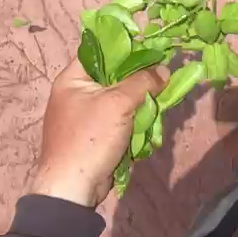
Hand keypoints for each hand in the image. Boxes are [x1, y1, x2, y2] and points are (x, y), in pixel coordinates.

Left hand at [26, 59, 165, 207]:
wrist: (72, 189)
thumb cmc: (90, 138)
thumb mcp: (118, 103)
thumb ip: (143, 81)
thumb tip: (165, 69)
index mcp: (72, 78)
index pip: (101, 50)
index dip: (127, 46)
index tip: (153, 47)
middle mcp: (77, 92)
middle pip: (114, 73)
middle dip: (139, 76)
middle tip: (162, 74)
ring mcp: (86, 114)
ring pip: (120, 96)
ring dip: (140, 98)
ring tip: (161, 96)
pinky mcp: (96, 133)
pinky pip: (120, 116)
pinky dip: (135, 116)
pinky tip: (152, 116)